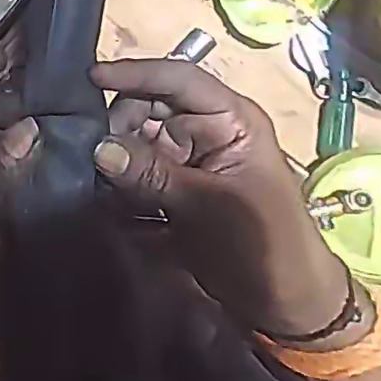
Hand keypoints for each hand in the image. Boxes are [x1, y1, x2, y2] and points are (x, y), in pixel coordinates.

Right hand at [89, 58, 351, 338]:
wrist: (287, 307)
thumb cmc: (264, 245)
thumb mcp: (208, 206)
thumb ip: (152, 175)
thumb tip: (99, 148)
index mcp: (229, 119)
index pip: (179, 78)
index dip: (136, 73)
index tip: (92, 77)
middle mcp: (206, 130)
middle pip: (149, 107)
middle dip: (120, 126)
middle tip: (95, 156)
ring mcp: (189, 158)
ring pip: (138, 140)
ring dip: (118, 160)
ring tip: (103, 186)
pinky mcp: (176, 188)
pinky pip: (138, 173)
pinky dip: (123, 185)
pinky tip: (114, 206)